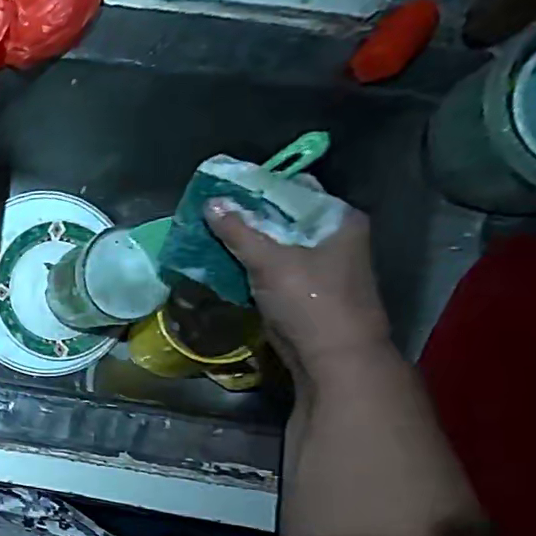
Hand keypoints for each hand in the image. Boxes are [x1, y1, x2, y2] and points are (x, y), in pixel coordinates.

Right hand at [203, 197, 391, 378]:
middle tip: (202, 208)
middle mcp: (328, 235)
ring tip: (200, 230)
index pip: (294, 189)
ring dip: (237, 236)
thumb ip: (239, 231)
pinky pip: (262, 260)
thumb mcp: (272, 261)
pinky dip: (239, 257)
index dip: (258, 185)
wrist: (330, 351)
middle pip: (278, 214)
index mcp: (336, 220)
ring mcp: (312, 260)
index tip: (220, 184)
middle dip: (242, 212)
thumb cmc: (311, 299)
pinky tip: (212, 257)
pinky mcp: (294, 282)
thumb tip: (210, 202)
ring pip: (268, 239)